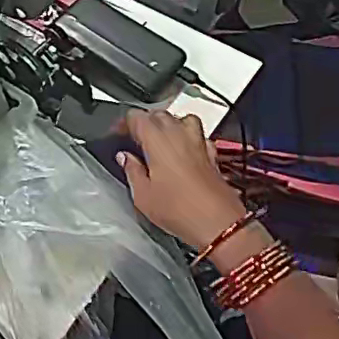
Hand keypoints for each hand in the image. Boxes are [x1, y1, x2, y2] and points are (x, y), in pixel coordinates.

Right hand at [115, 109, 249, 250]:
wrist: (219, 224)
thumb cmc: (180, 210)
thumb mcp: (143, 195)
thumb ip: (132, 171)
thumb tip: (126, 158)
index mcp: (157, 139)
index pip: (137, 116)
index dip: (125, 123)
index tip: (119, 133)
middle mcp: (179, 135)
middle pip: (160, 114)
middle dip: (145, 122)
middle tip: (135, 139)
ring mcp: (198, 143)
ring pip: (183, 119)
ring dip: (170, 125)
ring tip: (160, 140)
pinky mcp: (212, 156)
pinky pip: (199, 136)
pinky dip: (190, 139)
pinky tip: (184, 152)